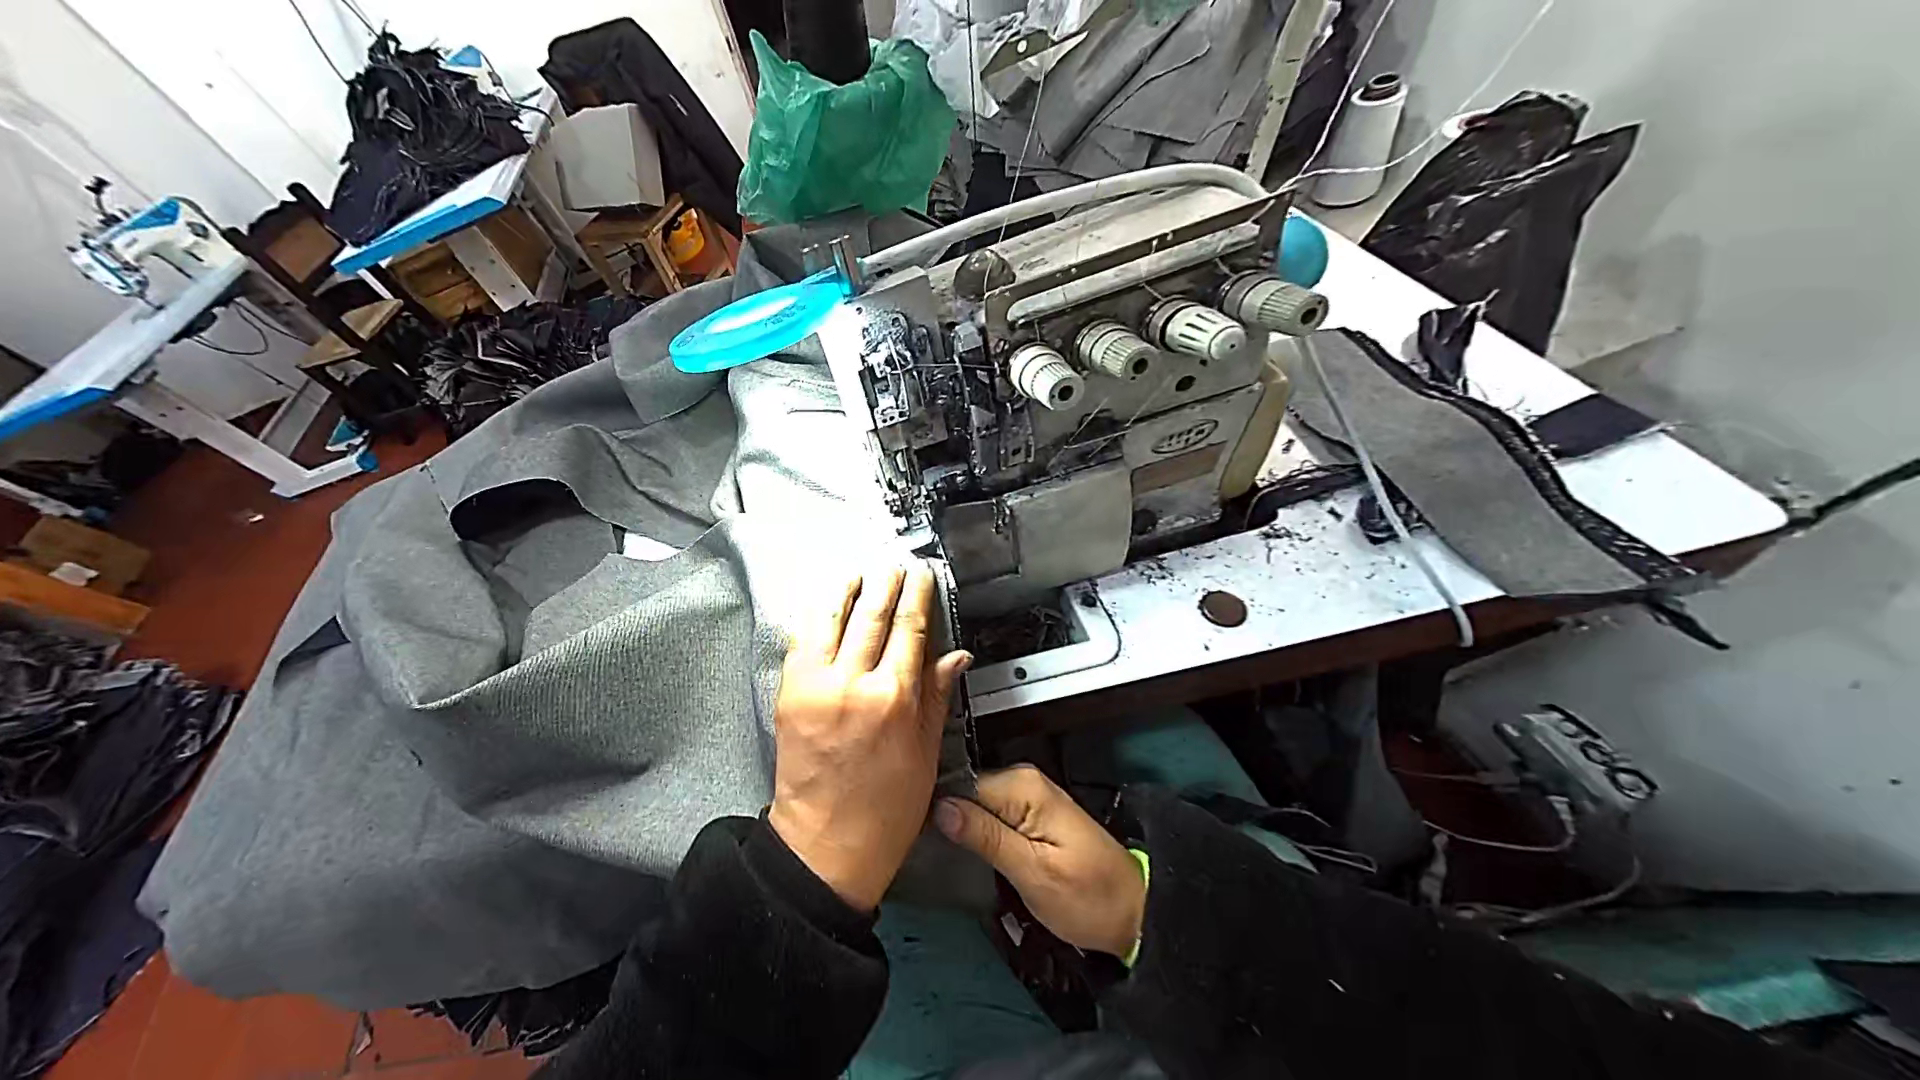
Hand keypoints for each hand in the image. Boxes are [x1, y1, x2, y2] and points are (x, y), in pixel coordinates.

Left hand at [768, 565, 971, 911]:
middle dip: (885, 585)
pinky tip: (824, 608)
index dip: (918, 596)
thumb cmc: (883, 809)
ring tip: (858, 575)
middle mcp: (853, 684)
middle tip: (894, 568)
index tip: (922, 576)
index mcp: (894, 698)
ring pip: (832, 620)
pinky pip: (801, 643)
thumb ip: (937, 695)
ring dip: (847, 592)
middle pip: (872, 616)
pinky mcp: (789, 694)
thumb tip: (955, 656)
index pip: (909, 629)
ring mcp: (815, 686)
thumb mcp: (925, 752)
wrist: (825, 844)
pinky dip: (815, 620)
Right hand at [934, 766, 1145, 959]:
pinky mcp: (1025, 814)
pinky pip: (986, 814)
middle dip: (943, 816)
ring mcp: (1024, 796)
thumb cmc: (1089, 897)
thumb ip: (986, 837)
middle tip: (922, 848)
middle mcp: (1022, 781)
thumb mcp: (1033, 872)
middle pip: (964, 791)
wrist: (1129, 913)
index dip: (935, 808)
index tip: (913, 831)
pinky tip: (959, 850)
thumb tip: (941, 809)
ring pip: (971, 804)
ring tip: (936, 852)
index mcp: (1023, 787)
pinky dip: (972, 832)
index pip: (961, 784)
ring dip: (955, 826)